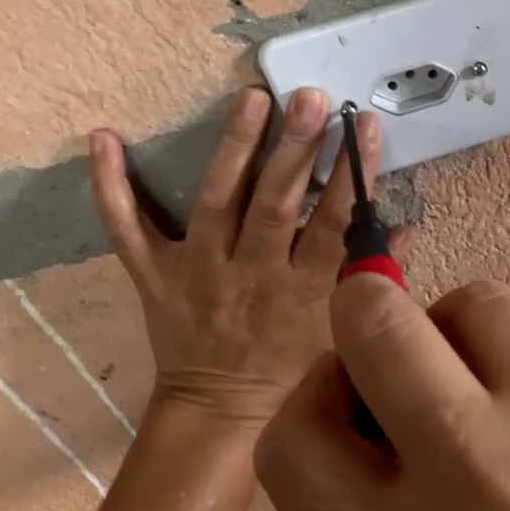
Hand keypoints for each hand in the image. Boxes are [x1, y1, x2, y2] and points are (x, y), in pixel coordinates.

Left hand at [88, 85, 384, 419]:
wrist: (223, 413)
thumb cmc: (293, 367)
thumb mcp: (343, 327)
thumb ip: (371, 274)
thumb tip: (406, 226)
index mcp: (303, 287)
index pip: (333, 221)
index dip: (351, 172)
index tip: (363, 125)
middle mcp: (251, 273)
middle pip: (276, 205)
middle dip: (295, 149)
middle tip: (308, 97)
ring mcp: (197, 271)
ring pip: (216, 203)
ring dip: (234, 149)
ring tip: (250, 99)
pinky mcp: (153, 276)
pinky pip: (127, 230)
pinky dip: (110, 187)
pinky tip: (103, 138)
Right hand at [255, 276, 509, 510]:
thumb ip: (373, 507)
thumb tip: (357, 391)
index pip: (291, 442)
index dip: (309, 399)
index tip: (347, 392)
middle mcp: (471, 474)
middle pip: (371, 323)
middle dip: (367, 311)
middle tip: (394, 337)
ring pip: (467, 299)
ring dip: (459, 323)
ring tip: (488, 368)